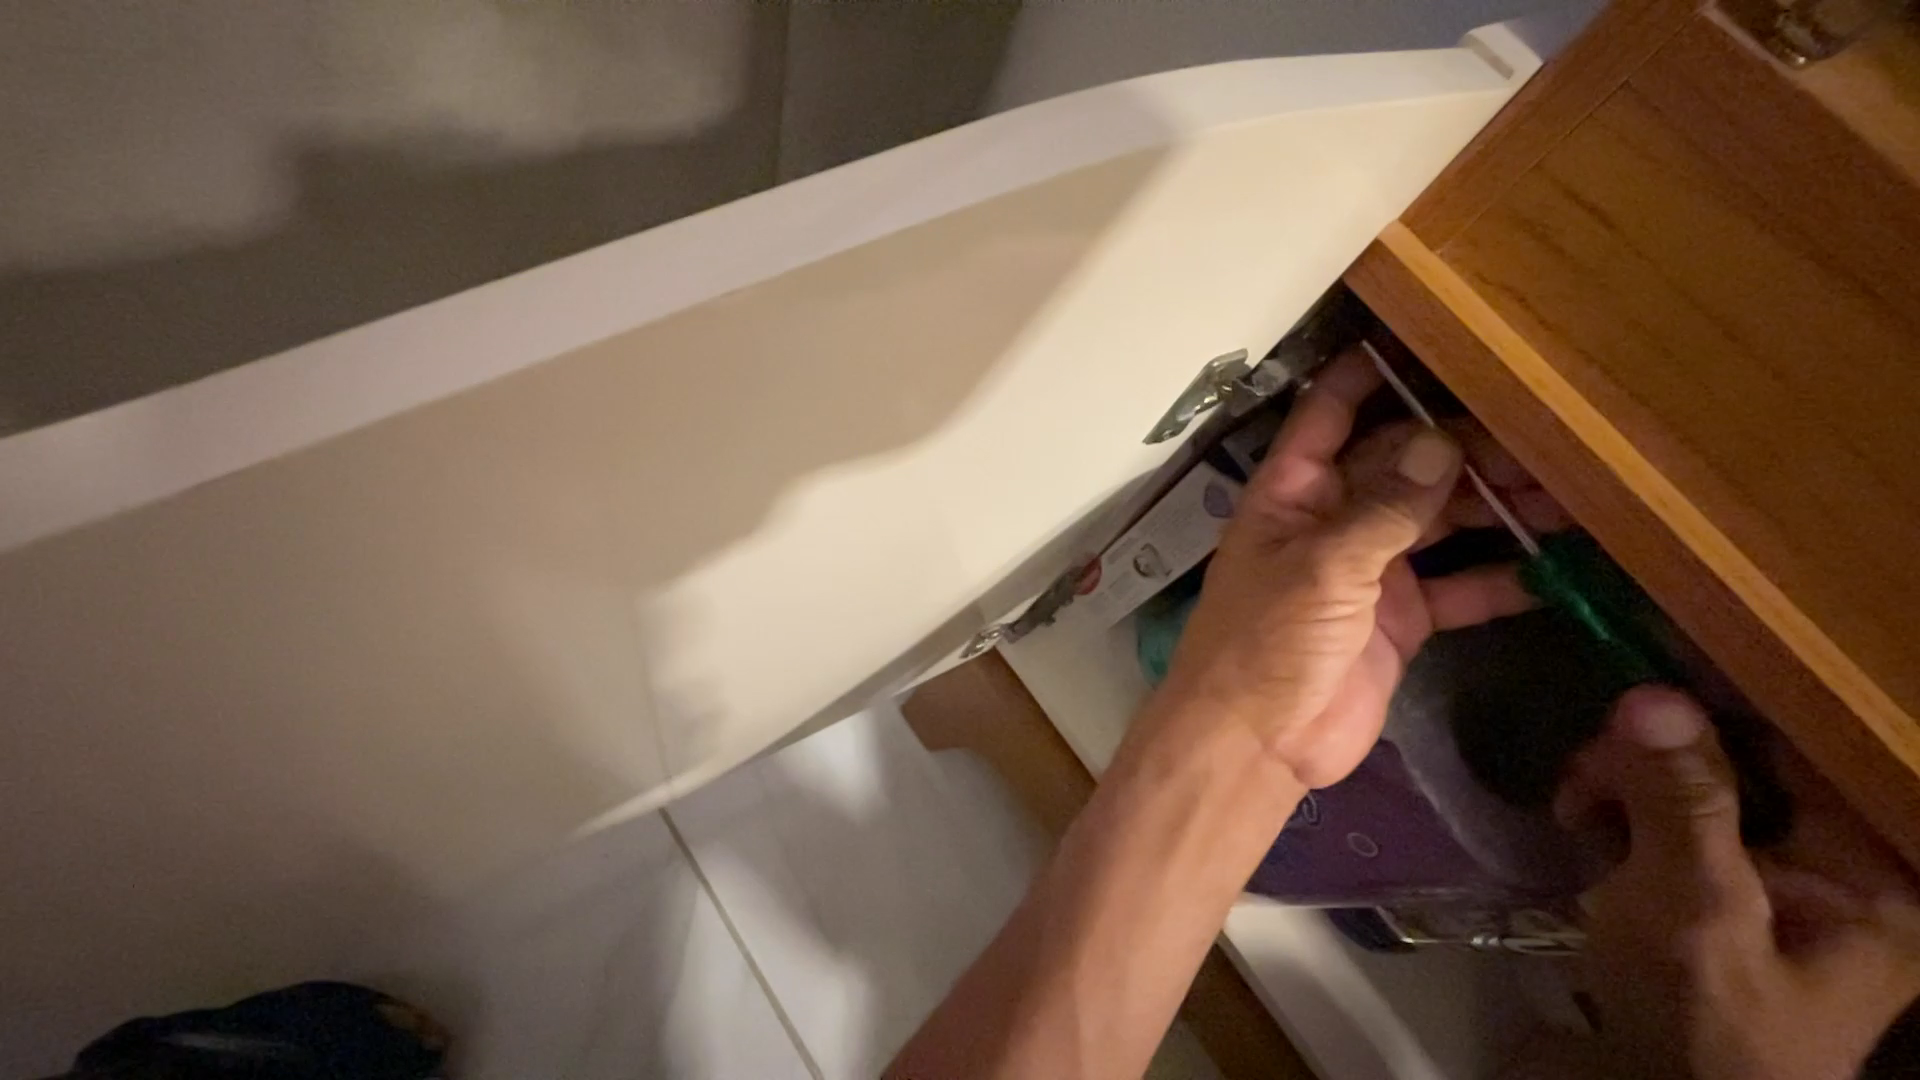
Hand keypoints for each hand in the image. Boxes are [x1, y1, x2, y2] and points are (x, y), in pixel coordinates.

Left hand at [1151, 347, 1553, 787]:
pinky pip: (1458, 585)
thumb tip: (1437, 442)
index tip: (1426, 341)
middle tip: (1545, 435)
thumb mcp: (1320, 568)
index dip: (1366, 377)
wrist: (1257, 740)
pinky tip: (1559, 565)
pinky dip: (1501, 577)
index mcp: (1291, 494)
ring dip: (1496, 506)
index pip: (1327, 417)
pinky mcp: (1399, 619)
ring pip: (1437, 521)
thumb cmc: (1266, 643)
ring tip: (1572, 489)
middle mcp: (1330, 521)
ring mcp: (1367, 570)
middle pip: (1400, 466)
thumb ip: (1381, 510)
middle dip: (1462, 448)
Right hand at [1556, 686, 1919, 1079]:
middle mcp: (1825, 864)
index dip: (1726, 708)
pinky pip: (1659, 813)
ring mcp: (1759, 873)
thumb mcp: (1691, 904)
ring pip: (1687, 782)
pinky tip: (1579, 820)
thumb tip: (1651, 694)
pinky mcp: (1700, 882)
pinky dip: (1611, 806)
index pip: (1803, 750)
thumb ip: (1679, 801)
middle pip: (1737, 762)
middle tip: (1584, 776)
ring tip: (1572, 805)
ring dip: (1617, 779)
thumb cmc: (1698, 1013)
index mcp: (1869, 875)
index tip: (1640, 678)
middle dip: (1646, 756)